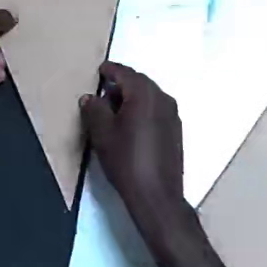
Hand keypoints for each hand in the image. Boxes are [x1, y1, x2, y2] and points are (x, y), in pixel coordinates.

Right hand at [79, 62, 185, 224]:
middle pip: (139, 82)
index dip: (110, 70)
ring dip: (132, 98)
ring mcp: (173, 115)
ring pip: (149, 97)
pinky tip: (130, 125)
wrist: (156, 195)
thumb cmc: (126, 159)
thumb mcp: (102, 133)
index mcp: (145, 94)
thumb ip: (94, 109)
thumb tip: (91, 98)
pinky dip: (142, 110)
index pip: (125, 73)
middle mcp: (163, 99)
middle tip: (102, 92)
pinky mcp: (176, 131)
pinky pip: (156, 110)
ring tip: (113, 110)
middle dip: (121, 84)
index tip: (99, 71)